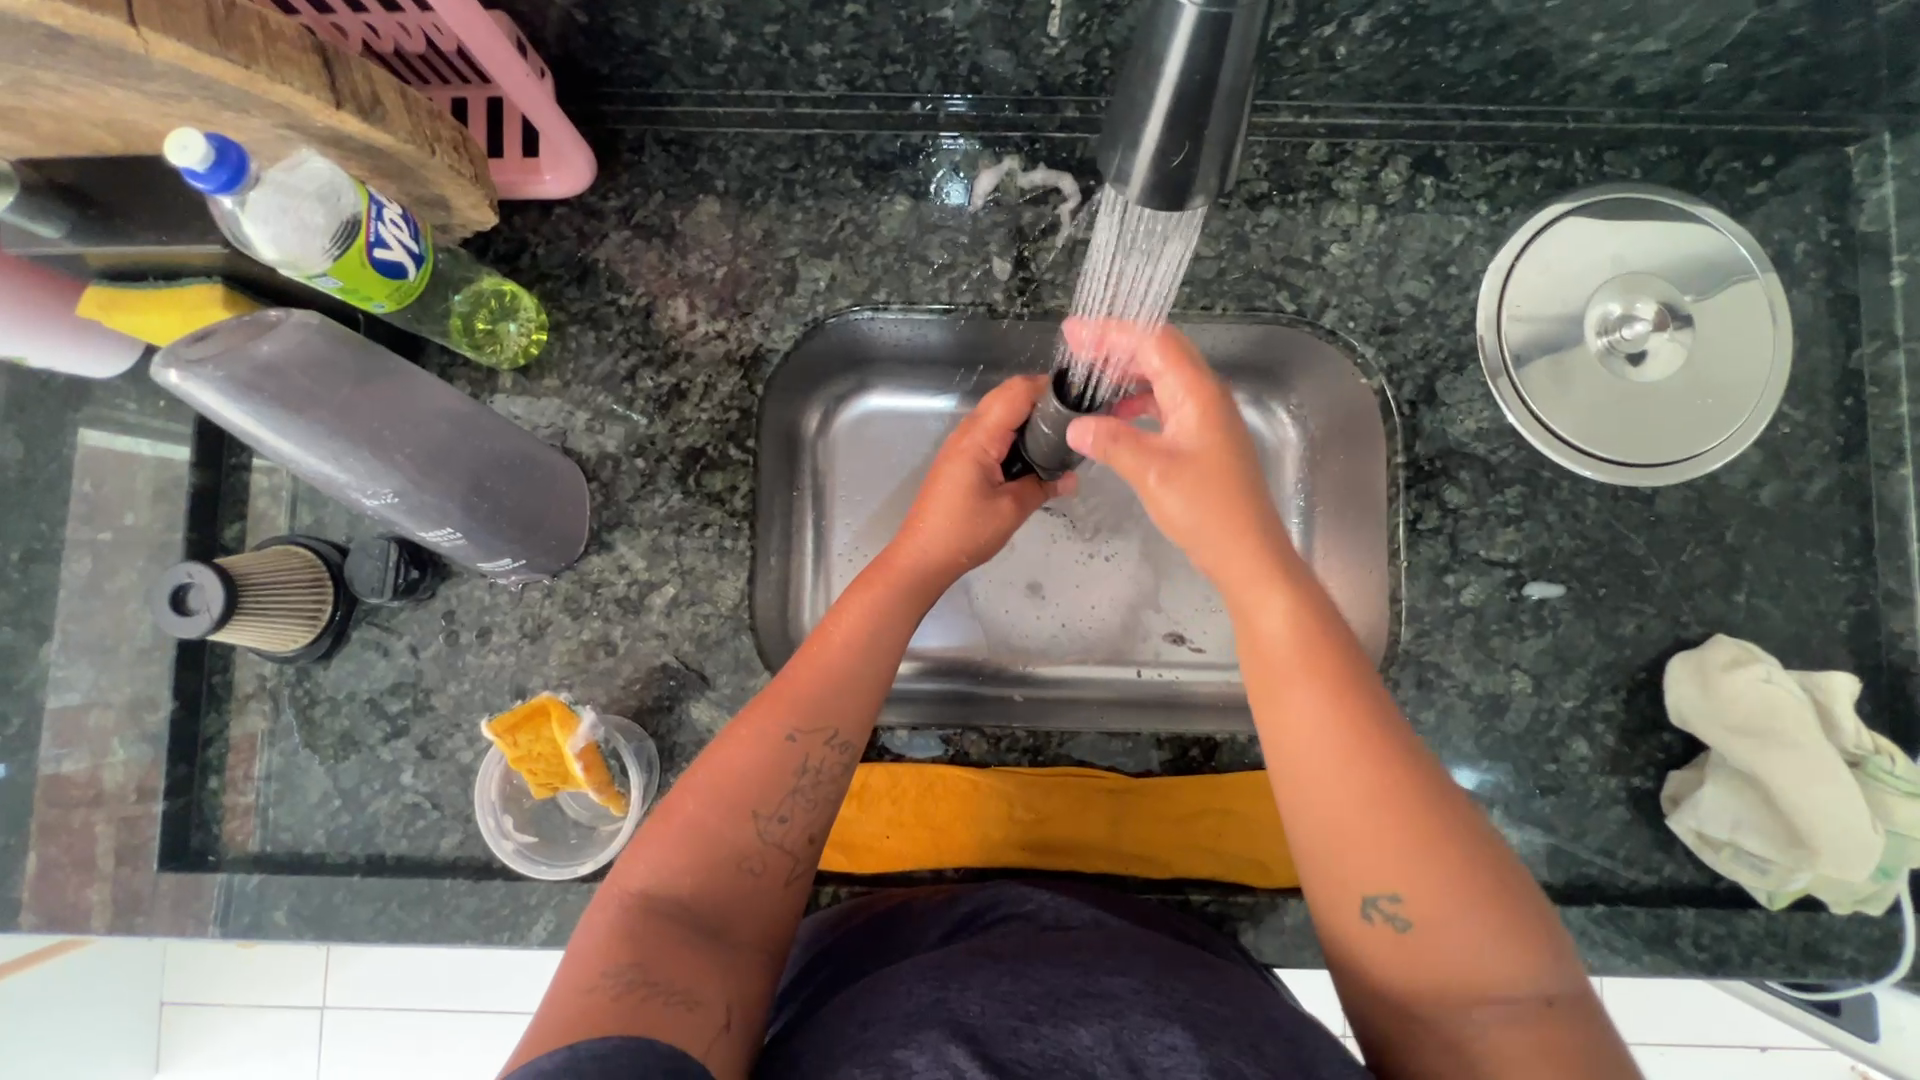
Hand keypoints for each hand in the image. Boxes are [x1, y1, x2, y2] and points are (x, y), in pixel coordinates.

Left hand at [883, 375, 1075, 590]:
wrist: (923, 556)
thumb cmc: (965, 532)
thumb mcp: (1012, 510)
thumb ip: (1044, 487)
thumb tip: (1072, 478)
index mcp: (979, 438)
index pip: (1017, 392)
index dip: (1048, 388)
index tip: (1077, 400)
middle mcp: (967, 431)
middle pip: (1007, 395)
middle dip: (1040, 399)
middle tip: (1073, 418)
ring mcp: (960, 444)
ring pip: (998, 412)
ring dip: (1026, 416)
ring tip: (1059, 433)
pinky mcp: (960, 458)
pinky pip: (990, 431)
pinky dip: (1013, 432)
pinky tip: (1032, 453)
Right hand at [1063, 318, 1295, 589]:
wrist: (1247, 552)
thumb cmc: (1205, 510)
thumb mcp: (1152, 473)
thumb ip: (1112, 442)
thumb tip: (1076, 425)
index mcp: (1197, 393)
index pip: (1153, 342)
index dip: (1111, 332)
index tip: (1074, 333)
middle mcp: (1206, 396)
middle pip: (1160, 353)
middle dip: (1117, 347)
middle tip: (1075, 351)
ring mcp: (1207, 417)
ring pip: (1163, 379)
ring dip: (1126, 375)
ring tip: (1089, 382)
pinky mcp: (1203, 438)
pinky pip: (1166, 404)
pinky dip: (1137, 403)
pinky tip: (1114, 417)